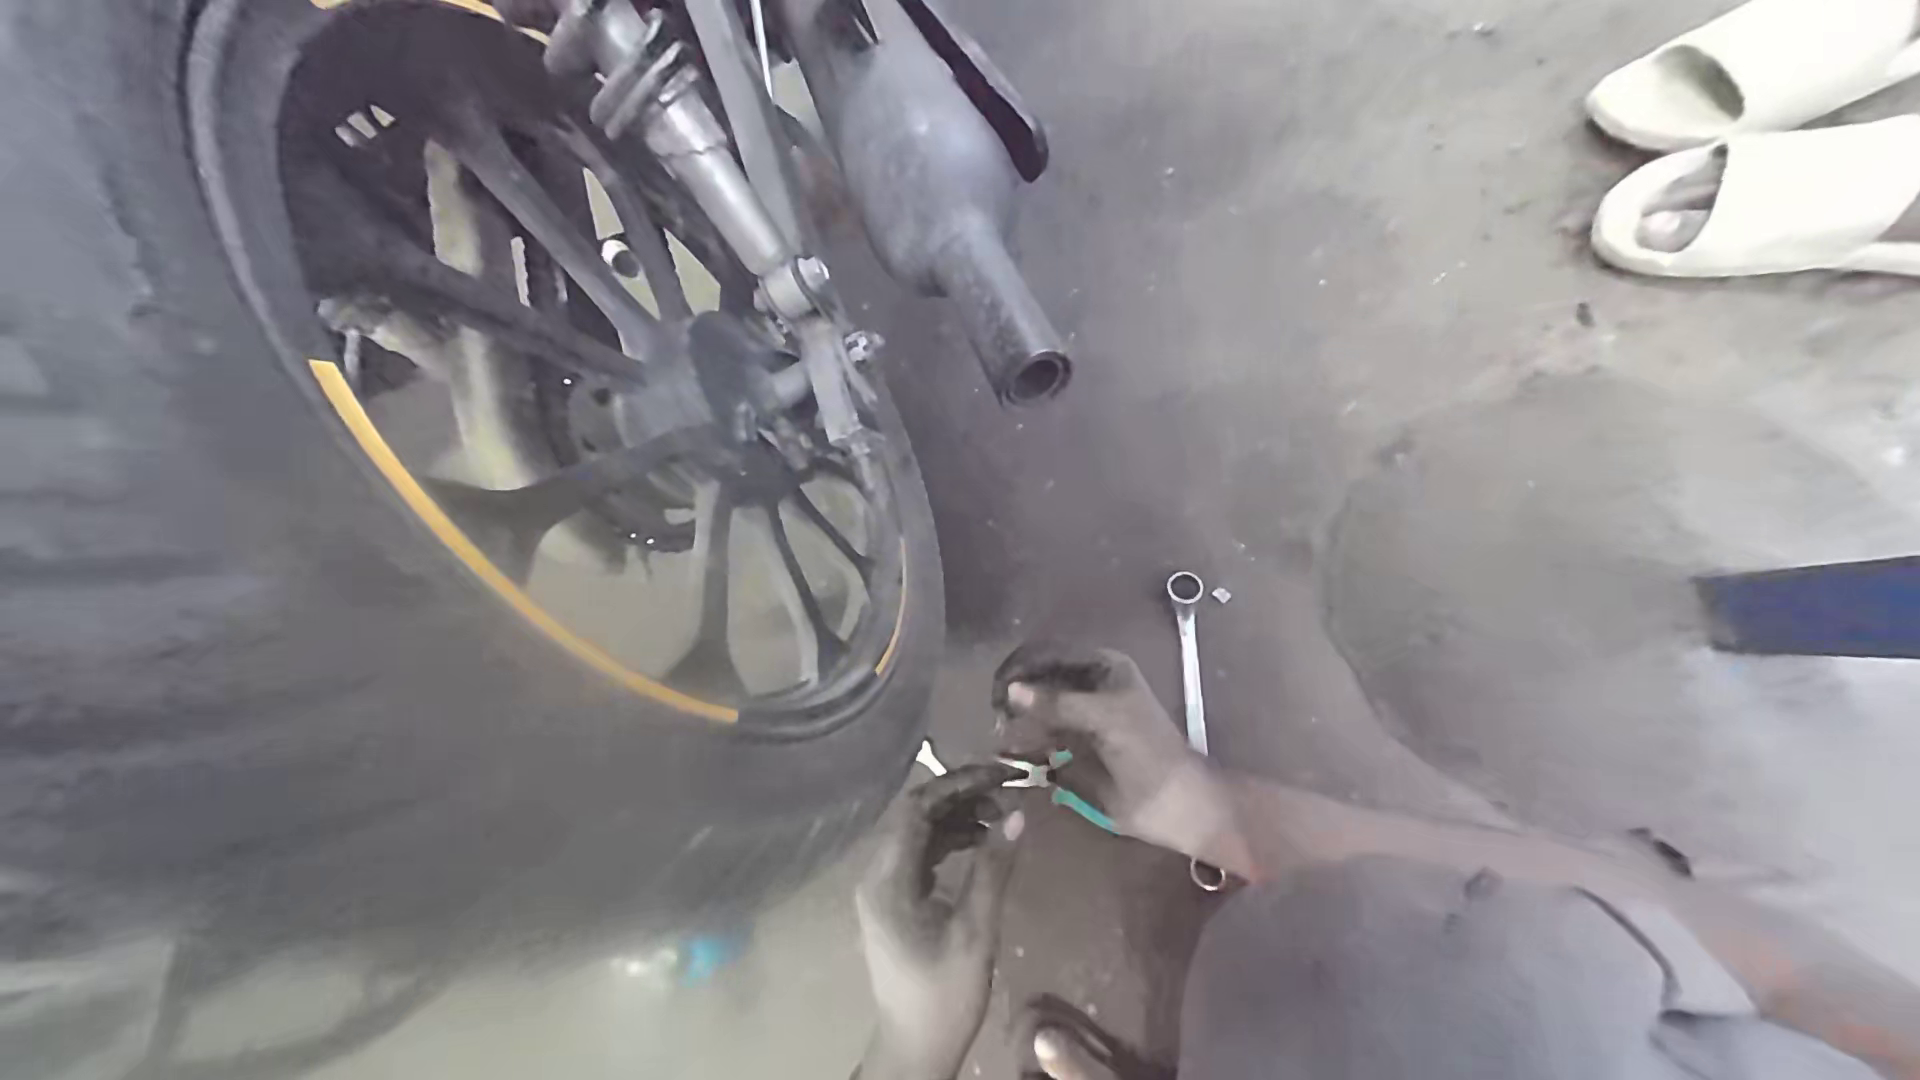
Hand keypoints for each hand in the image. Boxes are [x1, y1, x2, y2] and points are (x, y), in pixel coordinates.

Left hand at [856, 765, 1024, 1079]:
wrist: (915, 1050)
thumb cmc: (944, 995)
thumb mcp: (975, 932)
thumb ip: (993, 868)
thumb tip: (1018, 814)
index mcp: (887, 877)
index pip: (917, 807)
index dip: (958, 783)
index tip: (998, 775)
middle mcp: (878, 871)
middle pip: (917, 813)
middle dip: (961, 795)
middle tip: (1004, 789)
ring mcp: (884, 883)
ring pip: (920, 829)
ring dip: (958, 815)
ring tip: (1000, 813)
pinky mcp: (896, 894)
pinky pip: (922, 850)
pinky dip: (951, 837)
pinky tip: (981, 838)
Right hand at [994, 642, 1234, 860]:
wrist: (1173, 802)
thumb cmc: (1146, 749)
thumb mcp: (1103, 717)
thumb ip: (1057, 702)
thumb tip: (1011, 690)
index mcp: (1101, 666)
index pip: (1050, 654)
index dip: (1023, 667)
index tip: (999, 688)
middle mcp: (1087, 685)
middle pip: (1040, 680)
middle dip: (1017, 697)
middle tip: (998, 717)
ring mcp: (1079, 716)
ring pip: (1037, 709)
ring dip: (1018, 722)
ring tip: (1002, 739)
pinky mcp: (1074, 746)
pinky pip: (1041, 736)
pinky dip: (1025, 742)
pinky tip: (1013, 752)